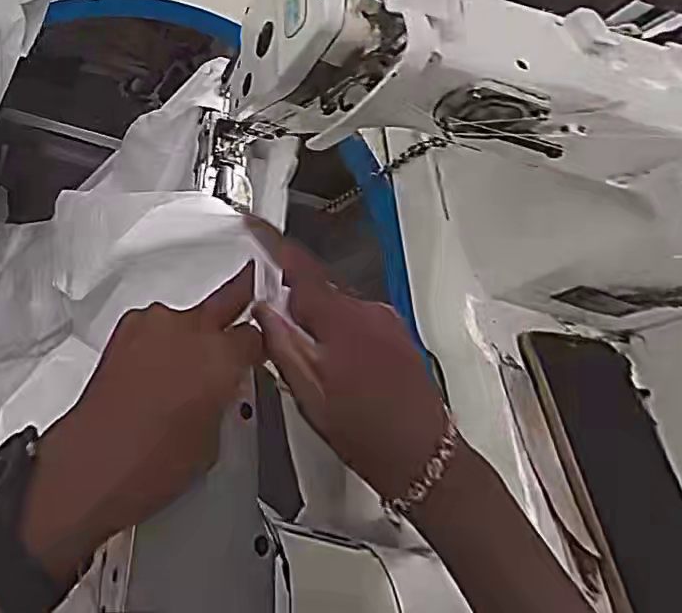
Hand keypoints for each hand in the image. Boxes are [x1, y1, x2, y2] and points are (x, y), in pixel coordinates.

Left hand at [20, 264, 263, 582]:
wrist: (92, 462)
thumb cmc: (147, 462)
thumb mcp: (212, 441)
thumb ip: (225, 397)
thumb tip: (222, 388)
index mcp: (222, 356)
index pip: (255, 334)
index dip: (259, 344)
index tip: (256, 350)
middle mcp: (191, 328)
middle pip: (229, 296)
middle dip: (242, 296)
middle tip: (251, 286)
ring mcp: (157, 323)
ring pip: (188, 316)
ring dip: (190, 334)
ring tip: (178, 372)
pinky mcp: (129, 326)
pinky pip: (156, 325)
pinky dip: (159, 340)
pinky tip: (153, 372)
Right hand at [244, 219, 448, 500]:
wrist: (424, 457)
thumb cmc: (369, 432)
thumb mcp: (309, 392)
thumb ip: (281, 343)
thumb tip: (263, 310)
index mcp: (339, 319)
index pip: (299, 267)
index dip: (273, 242)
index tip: (257, 225)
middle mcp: (365, 310)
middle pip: (316, 290)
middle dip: (295, 307)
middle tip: (284, 341)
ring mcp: (384, 320)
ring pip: (336, 308)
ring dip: (321, 327)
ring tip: (322, 374)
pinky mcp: (395, 333)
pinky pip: (357, 320)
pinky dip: (342, 335)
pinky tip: (345, 373)